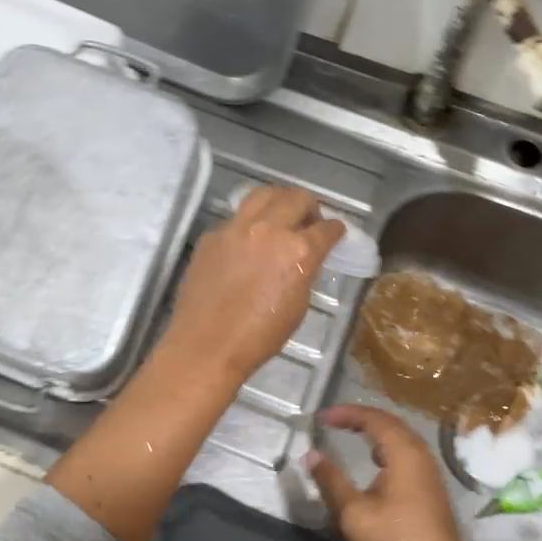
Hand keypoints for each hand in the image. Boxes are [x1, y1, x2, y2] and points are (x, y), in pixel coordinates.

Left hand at [159, 186, 344, 386]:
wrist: (207, 345)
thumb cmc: (259, 336)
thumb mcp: (297, 304)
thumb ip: (304, 271)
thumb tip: (303, 259)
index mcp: (297, 251)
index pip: (326, 228)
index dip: (335, 229)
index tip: (334, 231)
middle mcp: (268, 230)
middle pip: (296, 198)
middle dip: (309, 206)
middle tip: (308, 221)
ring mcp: (235, 229)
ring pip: (262, 195)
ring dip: (278, 201)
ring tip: (279, 217)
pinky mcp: (212, 237)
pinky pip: (235, 219)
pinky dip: (248, 225)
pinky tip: (246, 243)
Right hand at [306, 404, 476, 540]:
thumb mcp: (353, 513)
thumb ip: (331, 480)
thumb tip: (311, 454)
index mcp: (404, 454)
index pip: (374, 419)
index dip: (346, 413)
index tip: (320, 417)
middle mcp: (422, 456)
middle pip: (392, 424)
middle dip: (362, 418)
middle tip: (334, 420)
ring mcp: (432, 474)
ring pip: (403, 439)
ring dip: (377, 432)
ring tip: (353, 435)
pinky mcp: (434, 490)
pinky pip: (409, 454)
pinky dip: (388, 448)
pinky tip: (378, 464)